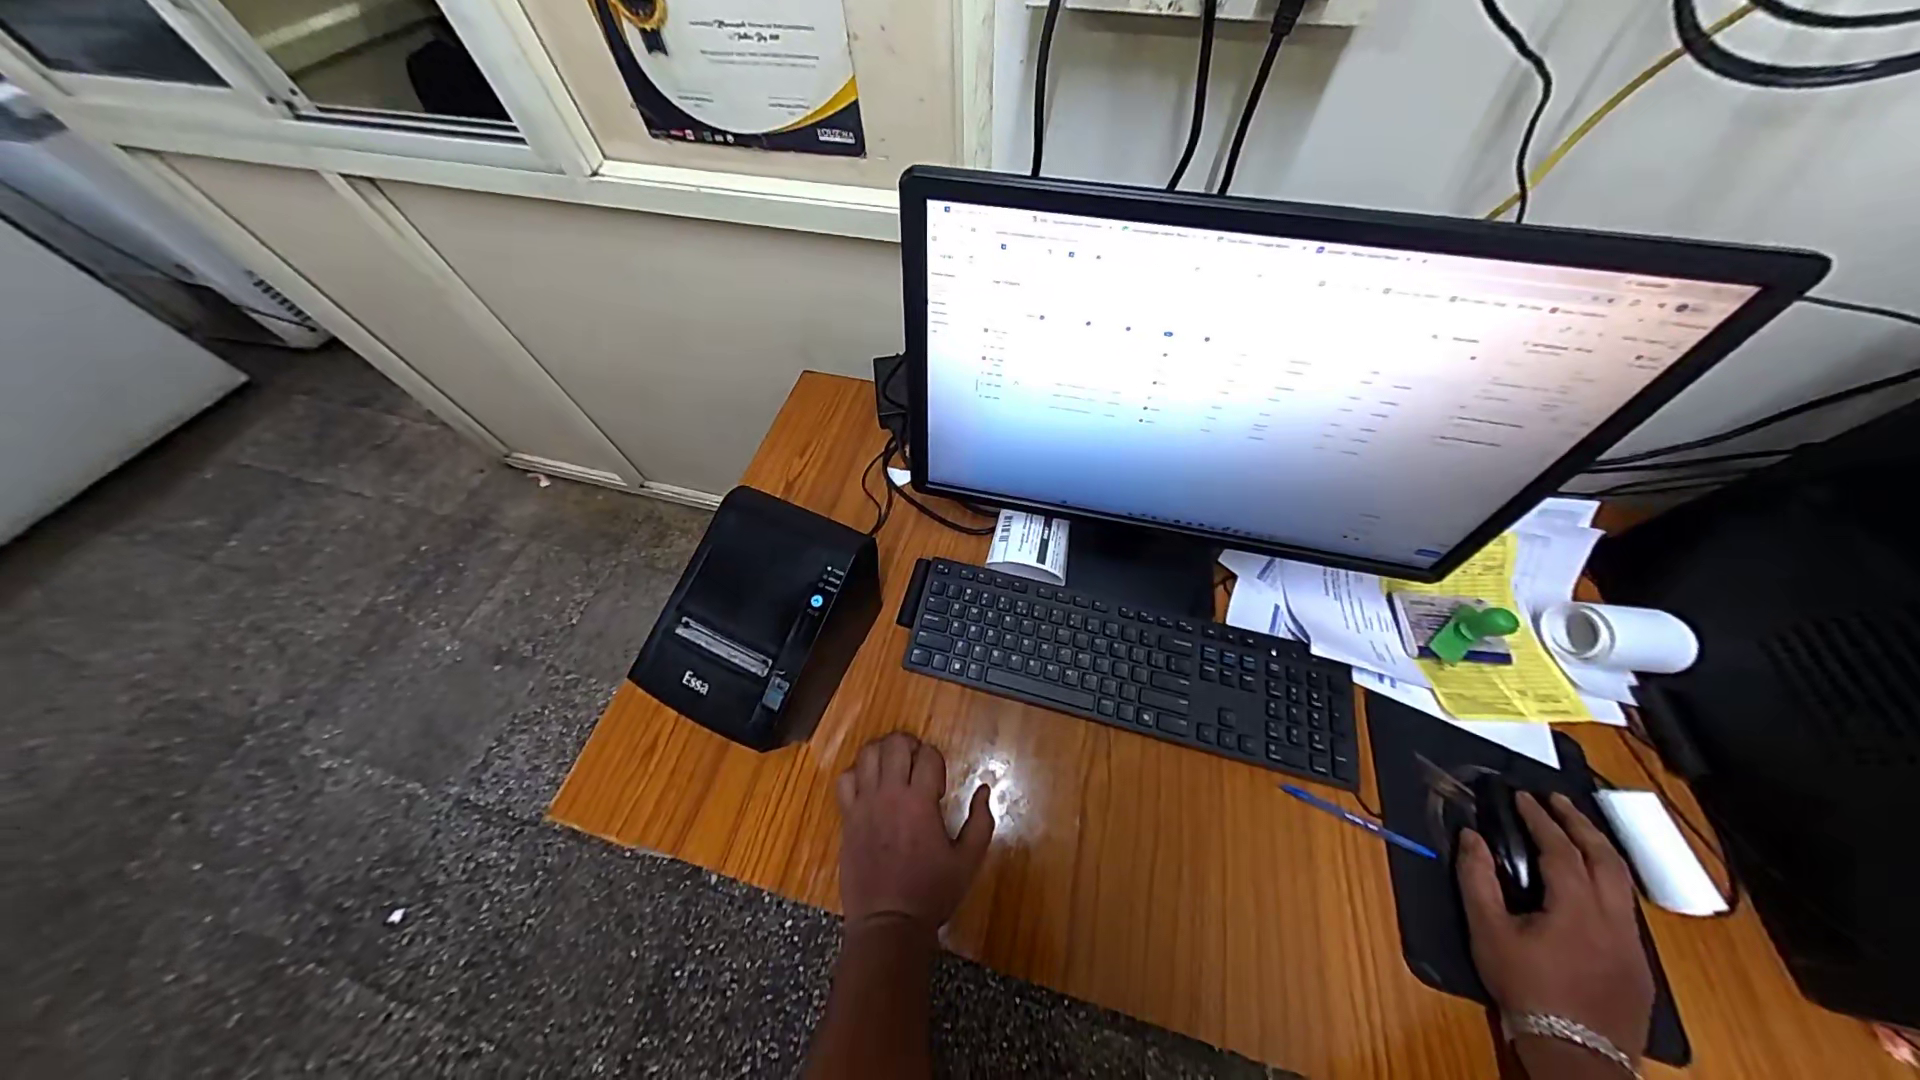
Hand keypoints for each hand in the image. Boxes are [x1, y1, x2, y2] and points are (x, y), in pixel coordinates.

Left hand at [835, 732, 993, 932]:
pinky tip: (870, 787)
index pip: (928, 755)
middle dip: (910, 746)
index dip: (936, 763)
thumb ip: (980, 821)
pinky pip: (844, 779)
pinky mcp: (847, 817)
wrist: (888, 922)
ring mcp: (864, 804)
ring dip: (883, 753)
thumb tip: (984, 789)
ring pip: (867, 754)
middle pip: (895, 744)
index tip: (938, 789)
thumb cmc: (931, 892)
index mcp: (920, 802)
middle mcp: (889, 795)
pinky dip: (856, 774)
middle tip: (917, 766)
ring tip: (894, 769)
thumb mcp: (968, 860)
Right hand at [1458, 791, 1653, 1059]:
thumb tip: (1472, 837)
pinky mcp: (1639, 964)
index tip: (1523, 798)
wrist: (1576, 1054)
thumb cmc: (1524, 986)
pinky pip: (1626, 908)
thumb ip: (1477, 879)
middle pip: (1606, 860)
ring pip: (1624, 884)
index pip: (1562, 851)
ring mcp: (1634, 945)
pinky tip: (1590, 880)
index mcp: (1578, 910)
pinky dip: (1607, 878)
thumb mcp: (1488, 931)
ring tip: (1575, 829)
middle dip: (1580, 824)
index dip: (1542, 820)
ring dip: (1598, 849)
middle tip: (1556, 800)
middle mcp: (1615, 921)